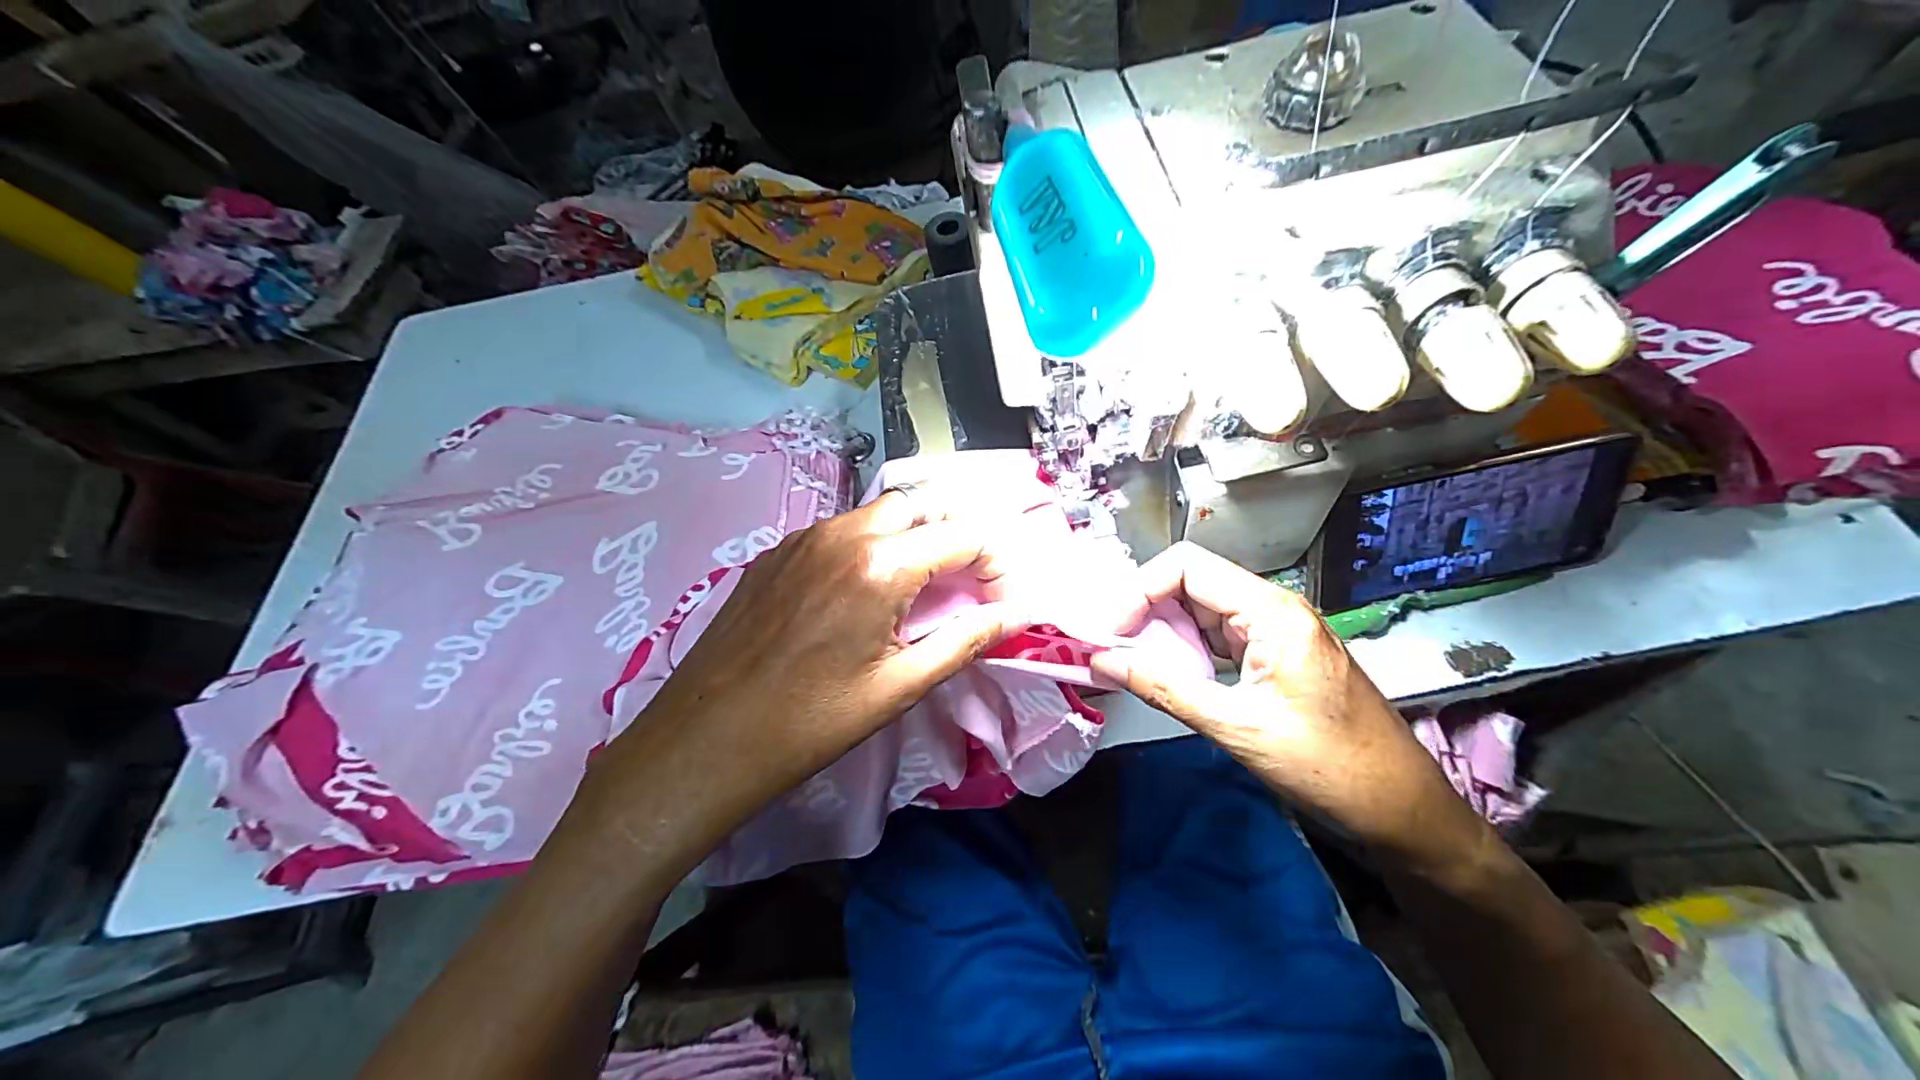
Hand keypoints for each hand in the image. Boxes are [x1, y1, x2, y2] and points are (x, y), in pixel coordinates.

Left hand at [576, 486, 1026, 866]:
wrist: (706, 738)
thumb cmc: (811, 722)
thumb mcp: (898, 688)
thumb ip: (963, 642)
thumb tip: (1011, 616)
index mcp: (880, 565)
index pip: (961, 535)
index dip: (993, 562)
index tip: (998, 597)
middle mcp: (842, 534)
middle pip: (917, 507)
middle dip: (949, 535)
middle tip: (958, 585)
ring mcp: (802, 539)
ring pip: (874, 514)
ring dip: (906, 538)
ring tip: (911, 591)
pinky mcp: (774, 553)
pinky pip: (835, 532)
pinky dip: (864, 547)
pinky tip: (856, 595)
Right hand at [1089, 542, 1482, 864]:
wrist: (1400, 808)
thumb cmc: (1331, 766)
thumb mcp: (1236, 726)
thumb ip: (1163, 687)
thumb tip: (1102, 662)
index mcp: (1272, 611)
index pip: (1186, 567)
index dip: (1139, 592)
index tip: (1111, 632)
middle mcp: (1274, 609)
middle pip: (1191, 584)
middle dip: (1145, 613)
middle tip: (1112, 650)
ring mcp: (1276, 632)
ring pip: (1201, 611)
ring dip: (1163, 634)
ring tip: (1133, 665)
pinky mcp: (1275, 655)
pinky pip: (1217, 637)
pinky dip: (1186, 652)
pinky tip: (1170, 676)